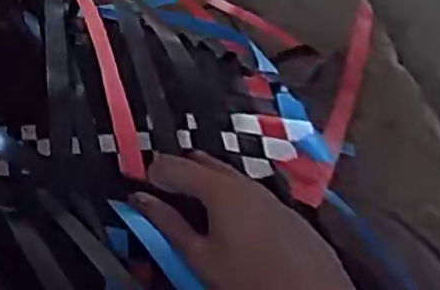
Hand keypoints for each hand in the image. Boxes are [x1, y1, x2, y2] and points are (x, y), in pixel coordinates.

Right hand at [131, 153, 355, 289]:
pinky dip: (240, 205)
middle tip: (168, 197)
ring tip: (202, 216)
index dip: (150, 173)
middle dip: (180, 174)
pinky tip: (242, 235)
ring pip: (232, 180)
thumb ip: (167, 224)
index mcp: (219, 188)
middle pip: (201, 162)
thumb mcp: (203, 260)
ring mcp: (277, 203)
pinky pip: (258, 201)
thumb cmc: (255, 286)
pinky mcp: (300, 224)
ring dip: (210, 187)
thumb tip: (140, 199)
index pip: (170, 163)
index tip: (141, 188)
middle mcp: (247, 186)